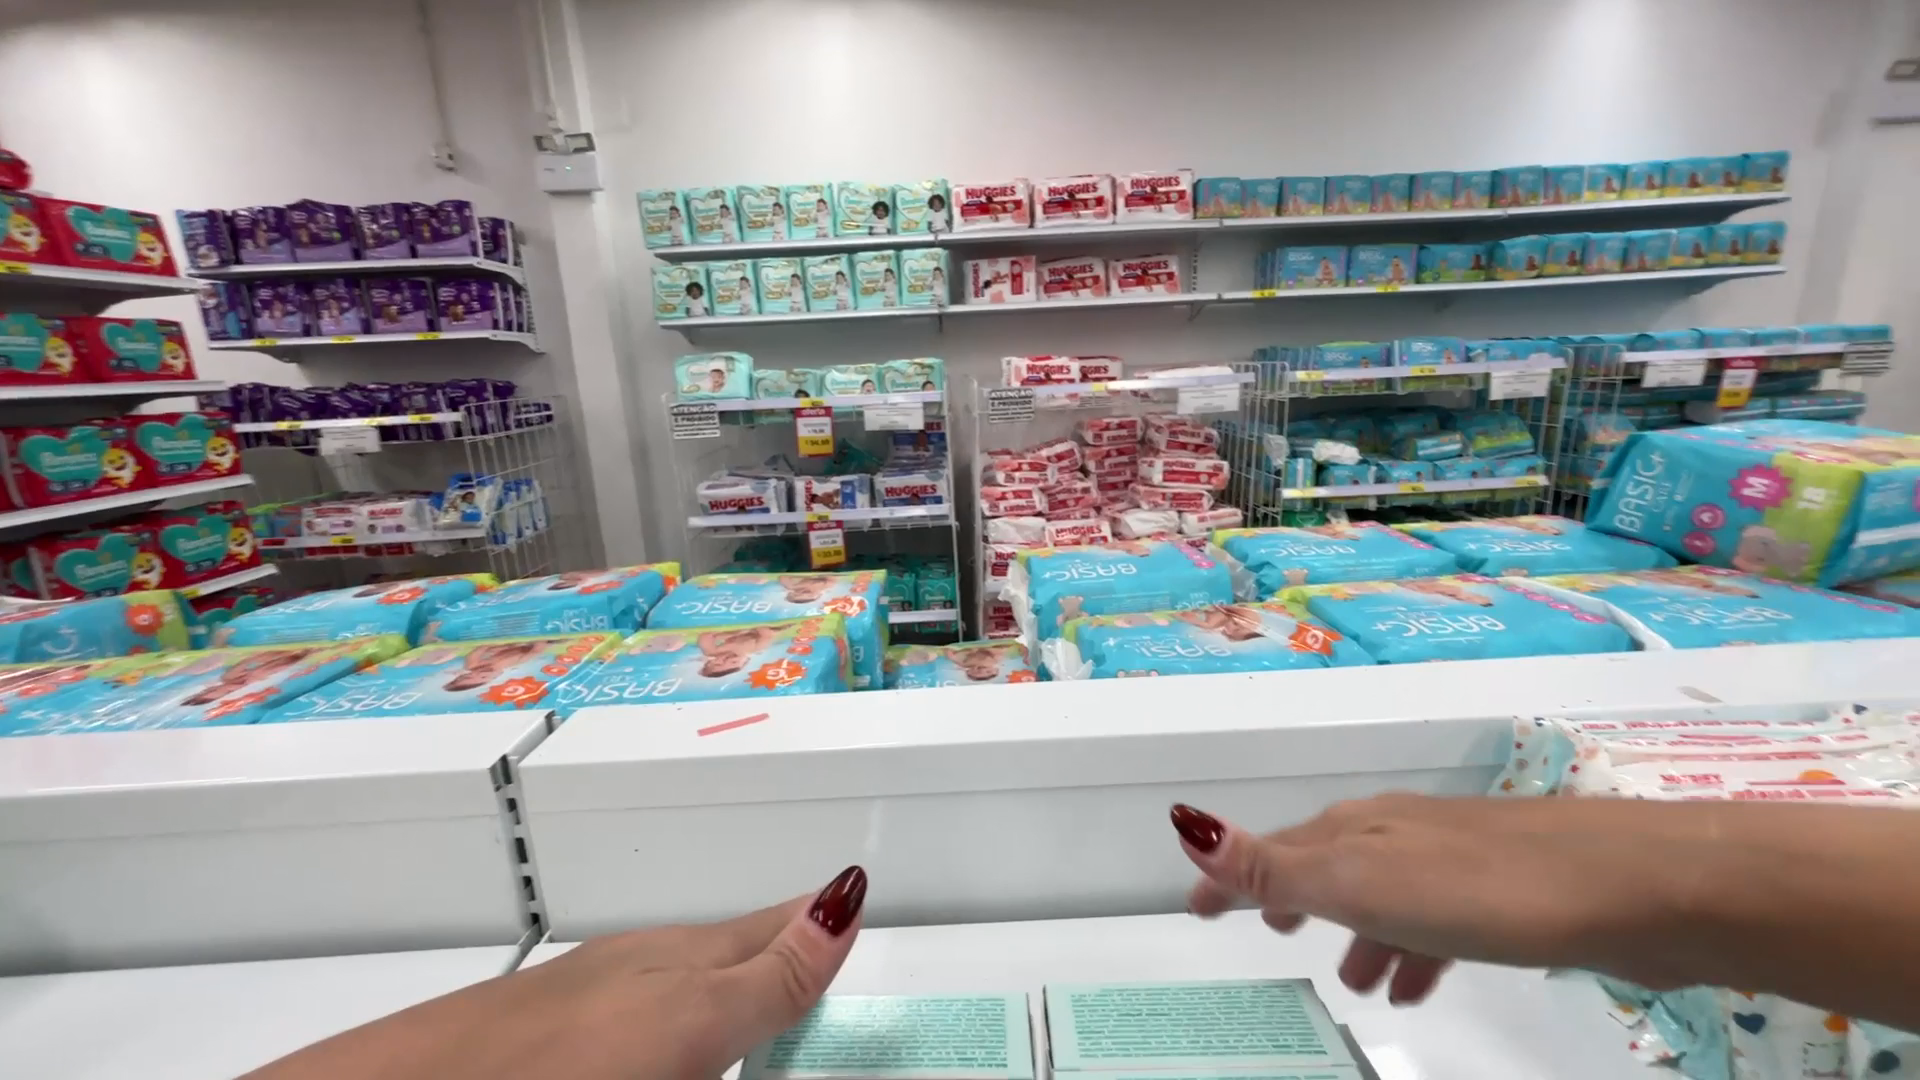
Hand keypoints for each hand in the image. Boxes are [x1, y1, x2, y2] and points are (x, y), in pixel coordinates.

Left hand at [248, 865, 867, 1079]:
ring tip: (765, 989)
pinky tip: (660, 1042)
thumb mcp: (685, 1024)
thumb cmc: (561, 1064)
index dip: (820, 920)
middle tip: (827, 943)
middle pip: (736, 950)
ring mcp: (598, 1006)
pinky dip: (680, 1019)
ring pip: (688, 981)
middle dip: (786, 944)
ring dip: (735, 977)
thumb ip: (768, 973)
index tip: (859, 901)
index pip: (775, 930)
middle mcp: (645, 970)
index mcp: (683, 962)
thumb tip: (849, 890)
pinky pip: (643, 1016)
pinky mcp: (559, 1048)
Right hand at [1168, 795, 1731, 1003]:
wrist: (1630, 888)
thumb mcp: (1361, 885)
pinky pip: (1428, 921)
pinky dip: (1409, 949)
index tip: (1196, 907)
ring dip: (1354, 934)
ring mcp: (1444, 857)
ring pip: (1378, 897)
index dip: (1229, 879)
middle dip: (1286, 896)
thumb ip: (1273, 864)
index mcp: (1350, 832)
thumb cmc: (1480, 892)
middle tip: (1263, 927)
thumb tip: (1185, 827)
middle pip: (1320, 865)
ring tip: (1351, 984)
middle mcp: (1388, 834)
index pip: (1269, 852)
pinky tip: (1418, 986)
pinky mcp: (1496, 889)